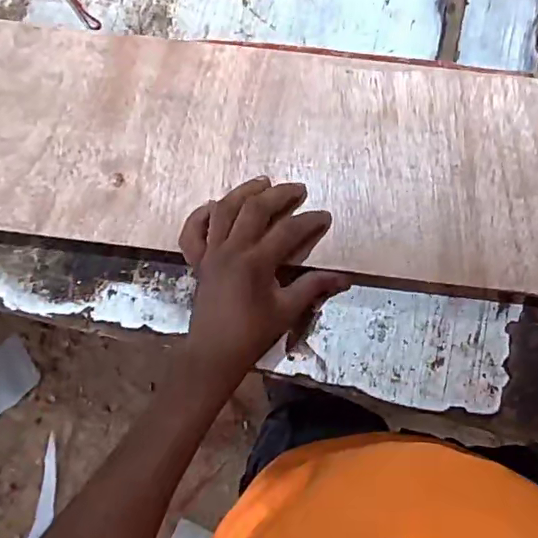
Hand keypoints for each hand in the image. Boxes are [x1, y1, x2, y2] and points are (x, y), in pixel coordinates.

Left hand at [177, 178, 349, 389]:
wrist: (213, 354)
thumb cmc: (253, 334)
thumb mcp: (288, 310)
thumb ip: (314, 287)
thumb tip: (345, 279)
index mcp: (255, 263)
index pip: (288, 230)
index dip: (310, 221)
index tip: (325, 216)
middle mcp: (231, 250)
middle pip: (255, 209)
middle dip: (280, 195)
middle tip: (298, 189)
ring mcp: (211, 253)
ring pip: (224, 210)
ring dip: (244, 192)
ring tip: (262, 182)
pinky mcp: (198, 261)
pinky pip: (193, 231)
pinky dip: (202, 215)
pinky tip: (215, 205)